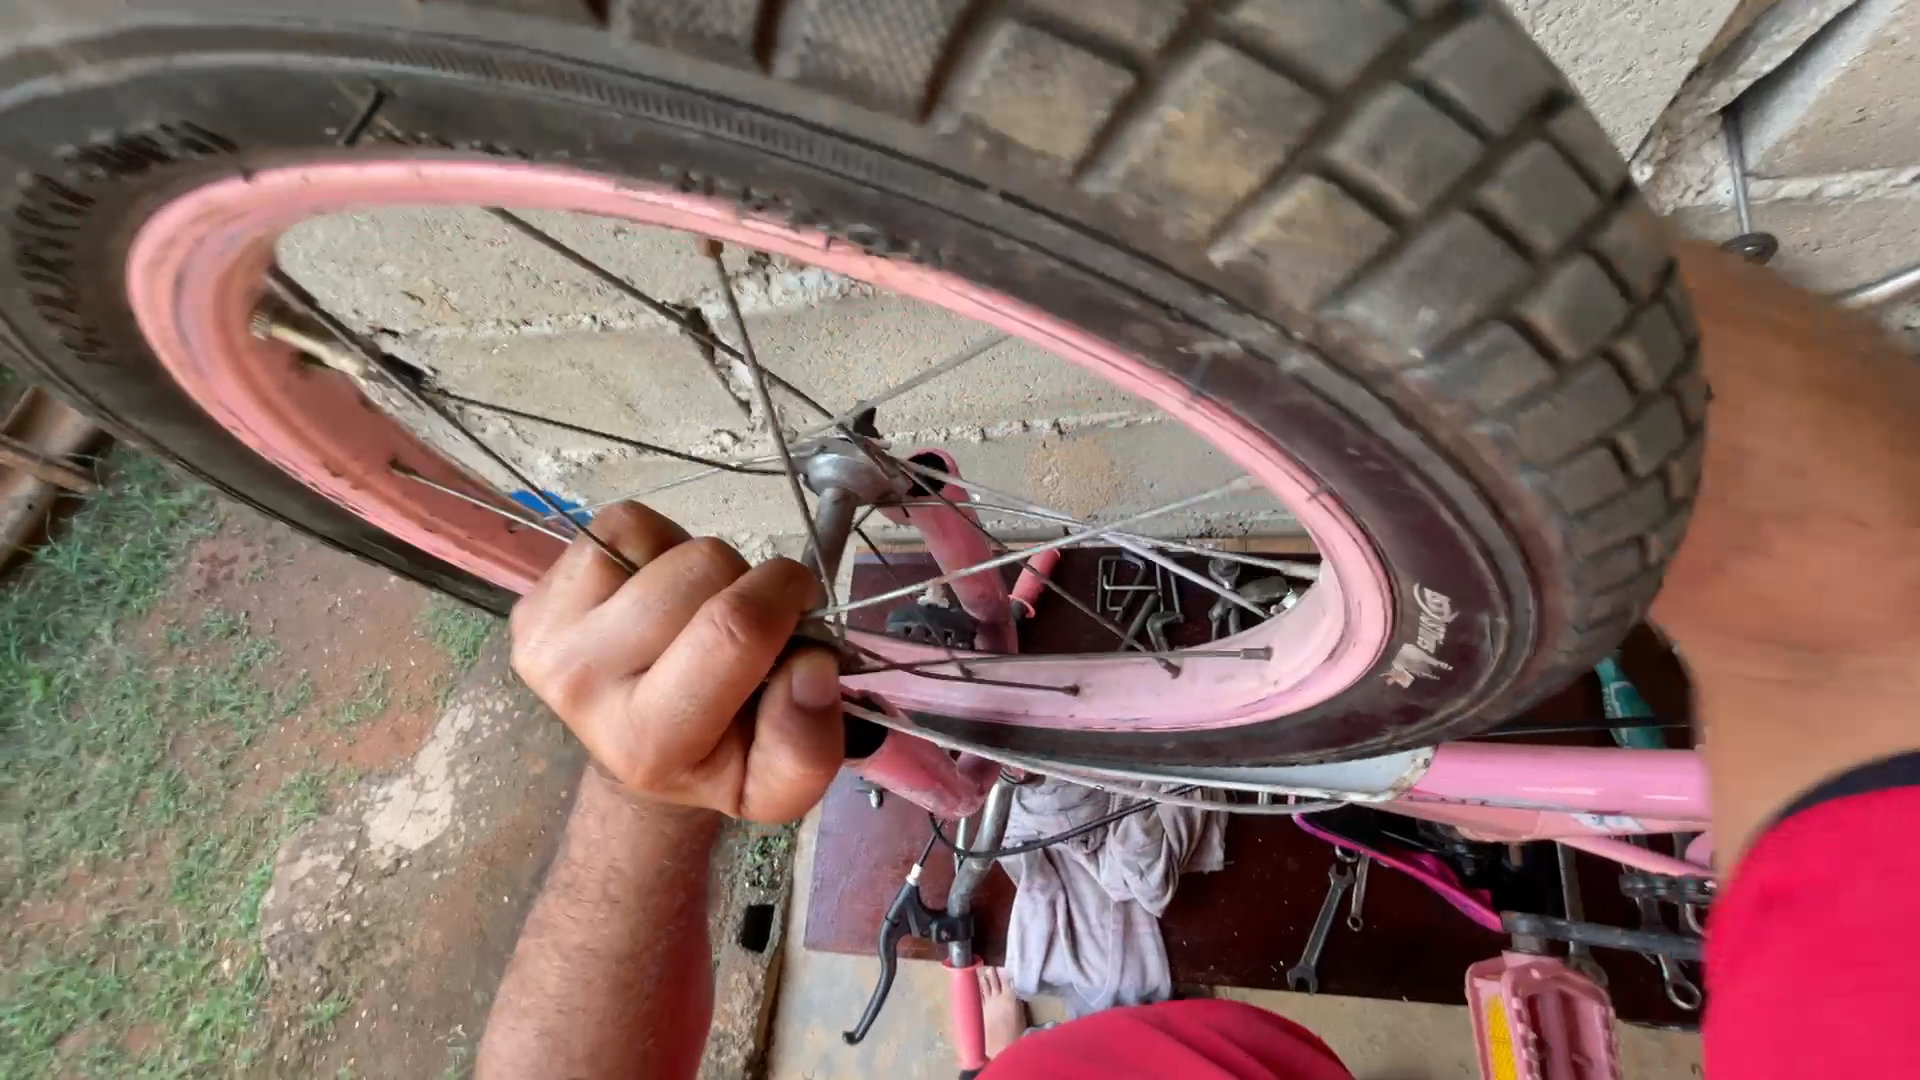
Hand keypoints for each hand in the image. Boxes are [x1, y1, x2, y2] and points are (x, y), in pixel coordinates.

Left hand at [509, 502, 845, 822]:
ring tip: (698, 609)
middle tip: (747, 619)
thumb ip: (809, 742)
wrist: (640, 750)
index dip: (784, 596)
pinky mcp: (533, 603)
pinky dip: (657, 545)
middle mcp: (583, 685)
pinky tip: (657, 590)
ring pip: (660, 541)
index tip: (801, 602)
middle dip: (746, 579)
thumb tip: (813, 664)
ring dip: (699, 566)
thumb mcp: (779, 784)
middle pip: (702, 566)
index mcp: (652, 738)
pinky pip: (621, 526)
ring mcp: (547, 639)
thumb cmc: (718, 758)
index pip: (733, 629)